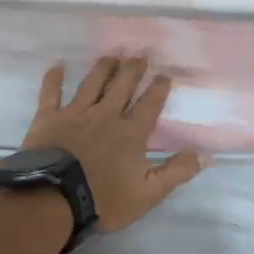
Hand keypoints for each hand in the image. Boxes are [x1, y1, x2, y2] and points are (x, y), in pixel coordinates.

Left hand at [21, 55, 208, 231]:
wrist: (54, 198)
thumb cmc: (103, 198)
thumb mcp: (148, 193)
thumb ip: (176, 172)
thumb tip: (205, 155)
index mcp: (130, 133)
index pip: (149, 105)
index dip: (158, 89)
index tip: (165, 75)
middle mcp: (105, 115)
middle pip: (122, 86)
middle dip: (133, 69)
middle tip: (140, 55)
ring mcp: (75, 113)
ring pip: (92, 83)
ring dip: (103, 68)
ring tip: (112, 56)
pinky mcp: (48, 118)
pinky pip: (51, 93)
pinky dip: (53, 80)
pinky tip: (56, 67)